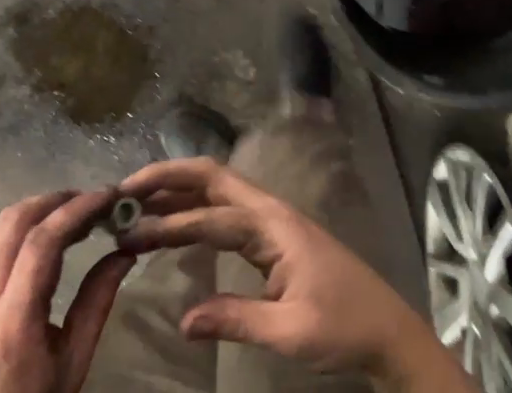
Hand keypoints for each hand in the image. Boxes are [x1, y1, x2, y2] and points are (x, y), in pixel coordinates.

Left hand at [0, 190, 136, 392]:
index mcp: (12, 321)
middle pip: (13, 222)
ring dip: (35, 211)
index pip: (42, 242)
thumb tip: (124, 252)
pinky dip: (16, 231)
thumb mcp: (72, 364)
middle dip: (56, 200)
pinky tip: (41, 239)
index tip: (108, 196)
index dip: (77, 209)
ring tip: (72, 215)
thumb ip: (97, 302)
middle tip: (93, 201)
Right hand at [119, 158, 473, 390]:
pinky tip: (172, 225)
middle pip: (214, 178)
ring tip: (134, 204)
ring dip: (178, 193)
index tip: (128, 232)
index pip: (212, 215)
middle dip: (168, 178)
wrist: (388, 331)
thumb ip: (236, 320)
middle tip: (123, 190)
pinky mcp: (274, 240)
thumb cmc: (344, 327)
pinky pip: (226, 214)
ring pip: (218, 193)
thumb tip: (183, 320)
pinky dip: (195, 212)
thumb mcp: (291, 332)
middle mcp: (272, 213)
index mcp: (276, 226)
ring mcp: (274, 223)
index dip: (169, 223)